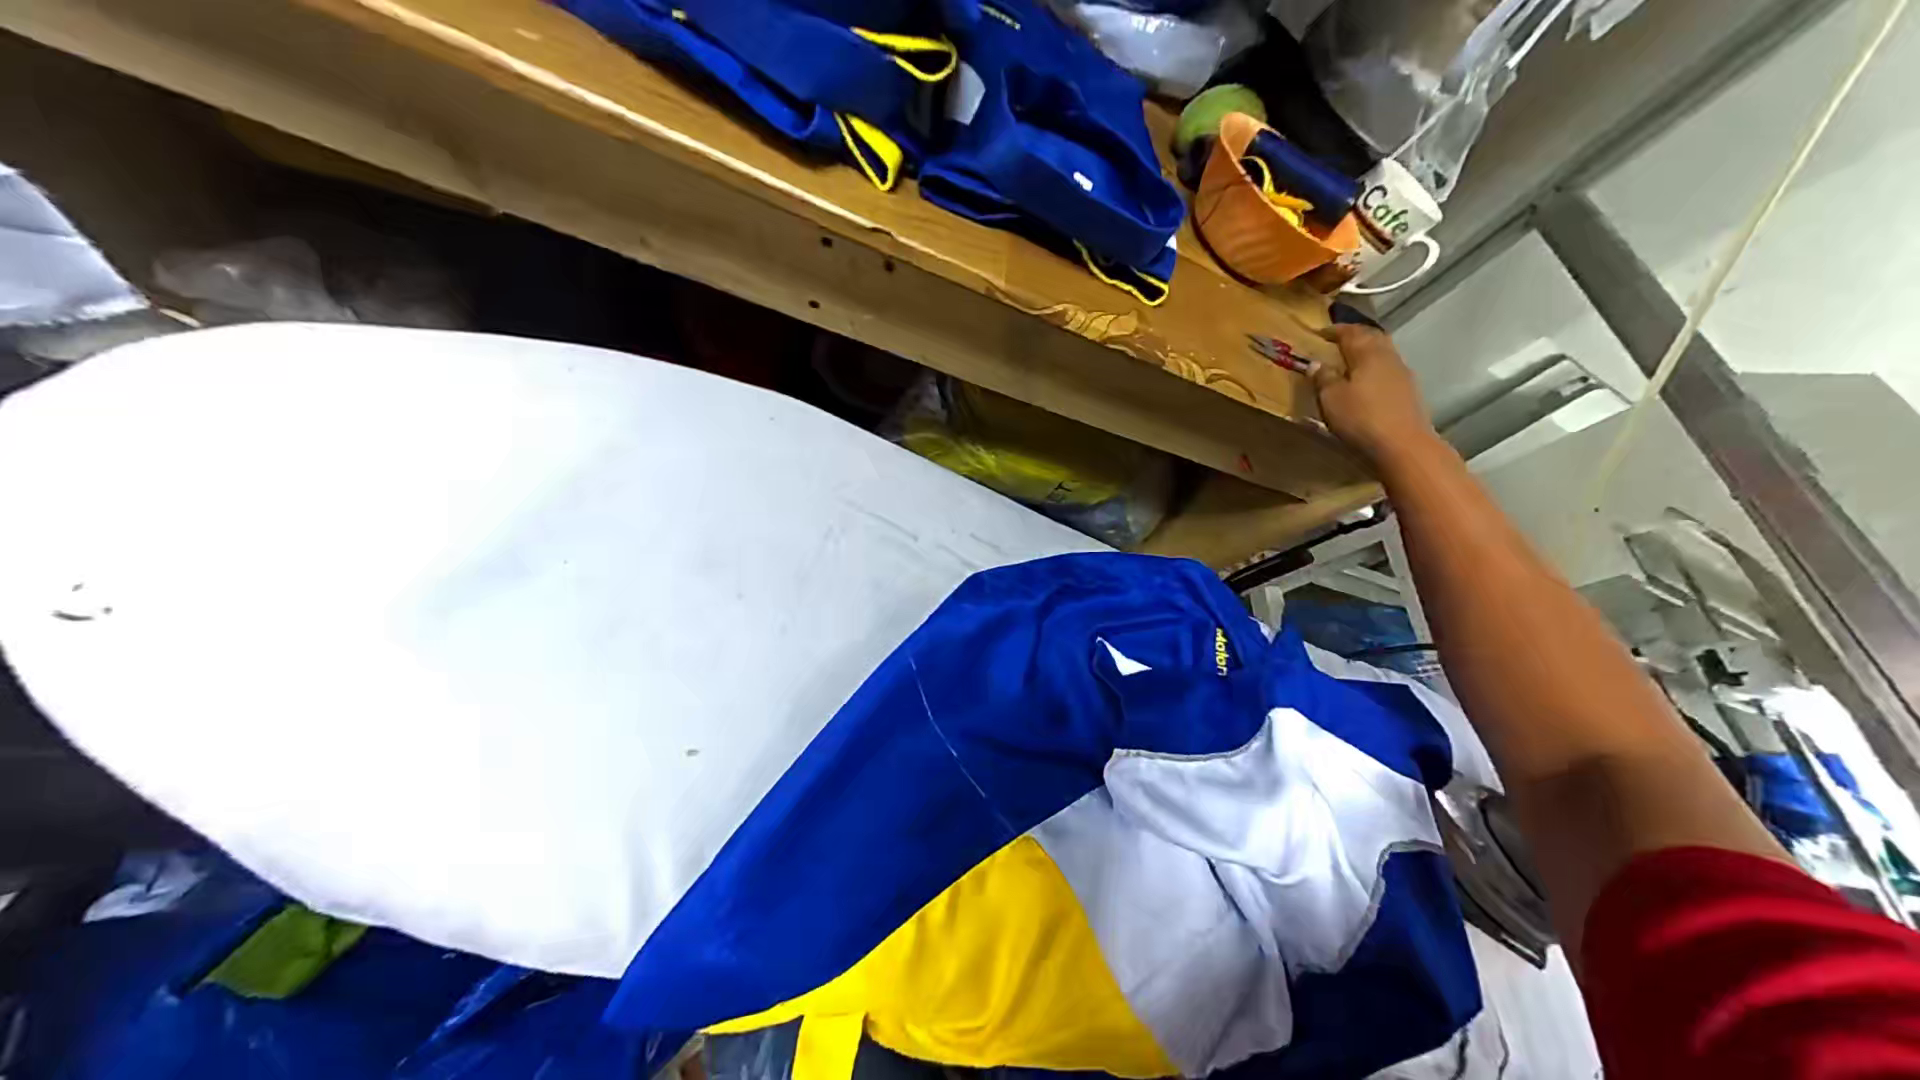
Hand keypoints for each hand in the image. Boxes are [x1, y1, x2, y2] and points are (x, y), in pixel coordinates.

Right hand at [1311, 324, 1436, 466]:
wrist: (1403, 445)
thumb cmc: (1361, 418)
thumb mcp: (1331, 398)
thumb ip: (1323, 377)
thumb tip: (1316, 363)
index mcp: (1368, 353)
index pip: (1351, 332)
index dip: (1335, 330)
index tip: (1320, 333)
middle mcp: (1388, 357)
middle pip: (1372, 337)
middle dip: (1355, 336)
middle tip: (1337, 341)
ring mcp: (1402, 374)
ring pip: (1382, 353)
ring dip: (1366, 352)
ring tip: (1349, 361)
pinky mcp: (1408, 391)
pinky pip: (1388, 370)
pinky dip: (1374, 368)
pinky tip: (1366, 381)